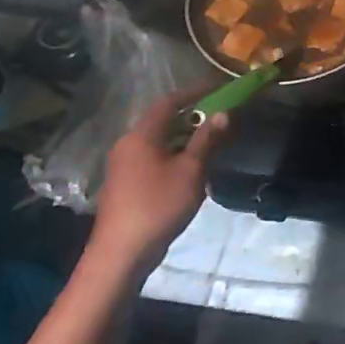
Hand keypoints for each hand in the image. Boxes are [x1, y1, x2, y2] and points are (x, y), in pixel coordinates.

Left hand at [86, 90, 229, 273]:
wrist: (121, 253)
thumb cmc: (158, 206)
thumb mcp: (190, 172)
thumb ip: (206, 140)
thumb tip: (223, 114)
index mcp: (141, 135)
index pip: (169, 101)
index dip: (195, 93)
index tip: (219, 90)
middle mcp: (128, 143)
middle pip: (163, 121)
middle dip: (193, 118)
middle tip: (220, 120)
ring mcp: (123, 165)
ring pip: (158, 142)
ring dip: (184, 139)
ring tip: (210, 145)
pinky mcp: (125, 184)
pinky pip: (152, 159)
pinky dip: (173, 156)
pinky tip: (190, 170)